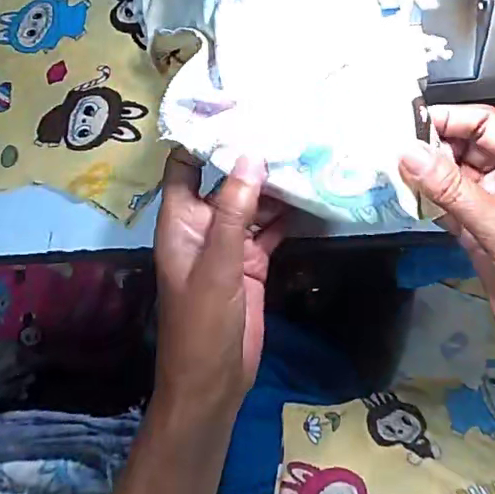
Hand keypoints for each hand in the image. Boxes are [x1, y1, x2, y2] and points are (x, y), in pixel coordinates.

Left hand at [152, 152, 288, 418]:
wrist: (214, 382)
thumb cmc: (202, 324)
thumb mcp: (217, 265)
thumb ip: (233, 212)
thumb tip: (250, 157)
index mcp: (181, 221)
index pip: (185, 166)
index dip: (205, 139)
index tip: (237, 110)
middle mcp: (204, 225)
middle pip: (226, 180)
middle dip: (252, 157)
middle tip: (289, 126)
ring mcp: (229, 243)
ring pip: (253, 203)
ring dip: (276, 185)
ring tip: (309, 152)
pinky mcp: (253, 261)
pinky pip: (271, 228)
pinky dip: (288, 215)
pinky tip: (313, 196)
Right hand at [397, 104, 494, 356]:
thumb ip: (454, 190)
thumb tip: (407, 152)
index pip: (486, 125)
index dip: (447, 119)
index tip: (405, 122)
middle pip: (465, 148)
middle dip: (430, 147)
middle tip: (387, 147)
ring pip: (452, 179)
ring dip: (424, 175)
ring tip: (387, 169)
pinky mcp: (479, 234)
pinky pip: (447, 207)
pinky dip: (426, 202)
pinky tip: (402, 197)